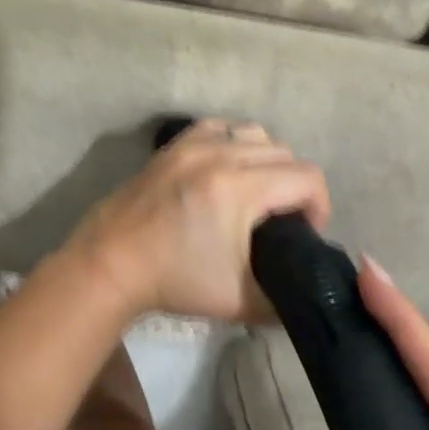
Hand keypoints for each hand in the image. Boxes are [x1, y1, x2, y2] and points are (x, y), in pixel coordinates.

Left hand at [56, 118, 330, 320]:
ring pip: (249, 132)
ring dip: (263, 159)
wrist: (109, 263)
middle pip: (282, 151)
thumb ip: (285, 295)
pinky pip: (213, 128)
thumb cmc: (173, 281)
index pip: (307, 176)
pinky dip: (228, 142)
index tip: (305, 235)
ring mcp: (187, 147)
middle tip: (281, 220)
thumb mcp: (241, 301)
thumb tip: (306, 287)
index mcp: (238, 186)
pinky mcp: (166, 149)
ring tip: (254, 194)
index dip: (319, 207)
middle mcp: (215, 155)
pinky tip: (224, 172)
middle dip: (293, 185)